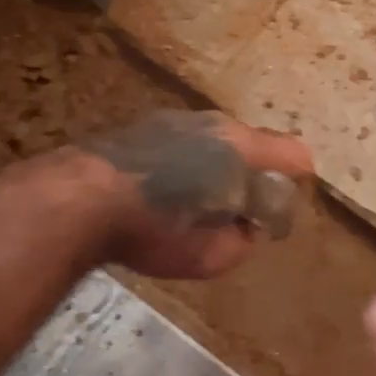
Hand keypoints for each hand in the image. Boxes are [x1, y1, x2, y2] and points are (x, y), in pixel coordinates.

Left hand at [80, 111, 312, 279]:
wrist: (77, 199)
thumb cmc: (157, 227)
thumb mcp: (213, 255)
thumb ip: (245, 239)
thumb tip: (249, 227)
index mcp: (242, 147)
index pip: (293, 153)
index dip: (298, 181)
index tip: (282, 211)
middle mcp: (214, 123)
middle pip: (252, 144)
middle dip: (253, 175)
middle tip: (240, 210)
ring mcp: (174, 119)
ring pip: (213, 141)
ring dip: (216, 168)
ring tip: (198, 203)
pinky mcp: (139, 127)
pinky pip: (180, 144)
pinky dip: (183, 165)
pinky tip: (162, 193)